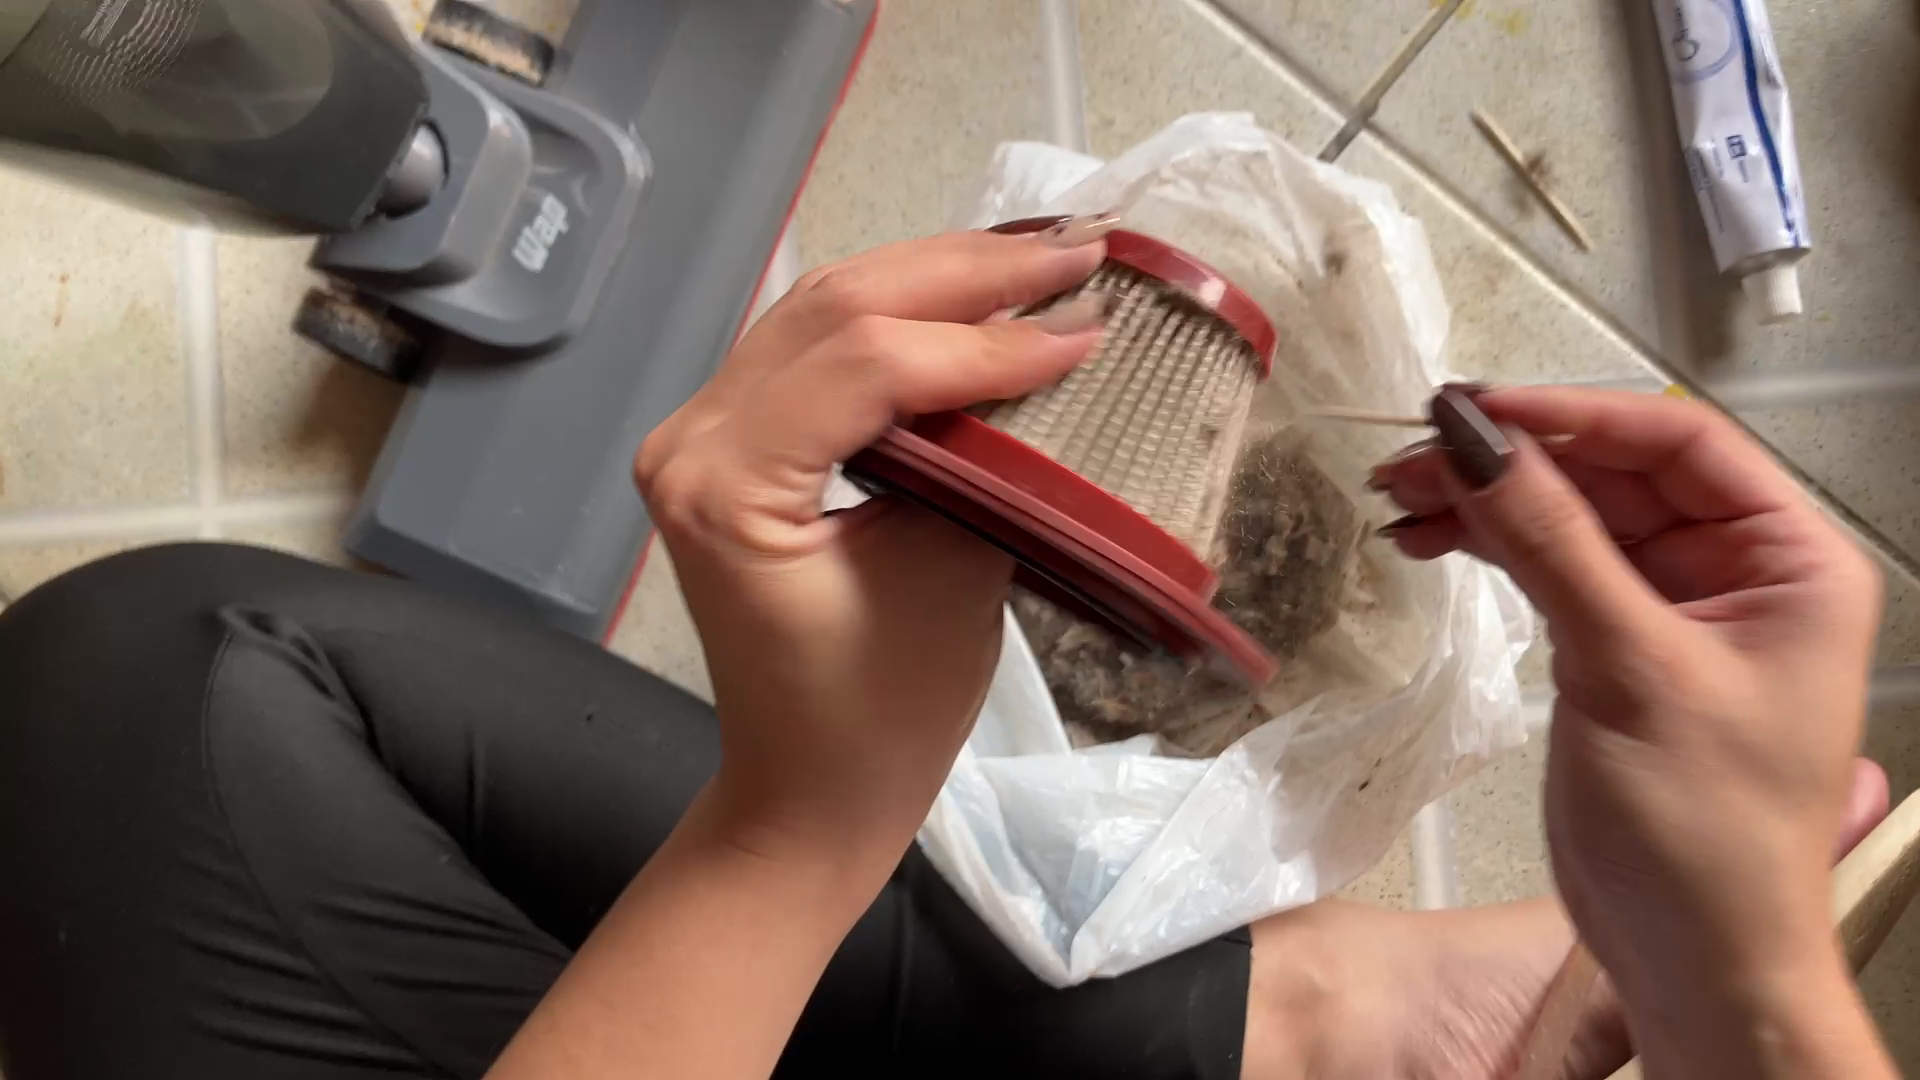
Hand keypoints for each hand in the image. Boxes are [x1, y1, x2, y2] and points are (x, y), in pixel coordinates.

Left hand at [634, 221, 1112, 868]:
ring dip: (936, 276)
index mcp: (728, 483)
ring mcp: (704, 435)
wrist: (809, 788)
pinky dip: (899, 317)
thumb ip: (990, 461)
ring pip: (824, 311)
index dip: (988, 338)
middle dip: (968, 271)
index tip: (1087, 325)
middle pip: (837, 307)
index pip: (868, 362)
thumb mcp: (950, 580)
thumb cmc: (881, 720)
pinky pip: (817, 351)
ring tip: (1035, 258)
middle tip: (1076, 248)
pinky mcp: (734, 446)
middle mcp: (693, 438)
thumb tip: (1041, 368)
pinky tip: (965, 299)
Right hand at [1369, 387, 1893, 1075]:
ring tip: (1396, 501)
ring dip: (1475, 504)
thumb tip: (1476, 448)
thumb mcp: (1628, 665)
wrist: (1679, 935)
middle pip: (1599, 477)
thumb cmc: (1694, 814)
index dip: (1568, 415)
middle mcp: (1720, 564)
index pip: (1674, 444)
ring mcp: (1652, 598)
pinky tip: (1424, 541)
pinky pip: (1533, 561)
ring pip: (1555, 517)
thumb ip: (1553, 548)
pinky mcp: (1595, 632)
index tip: (1468, 410)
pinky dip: (1477, 545)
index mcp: (1781, 559)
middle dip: (1502, 465)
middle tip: (1404, 463)